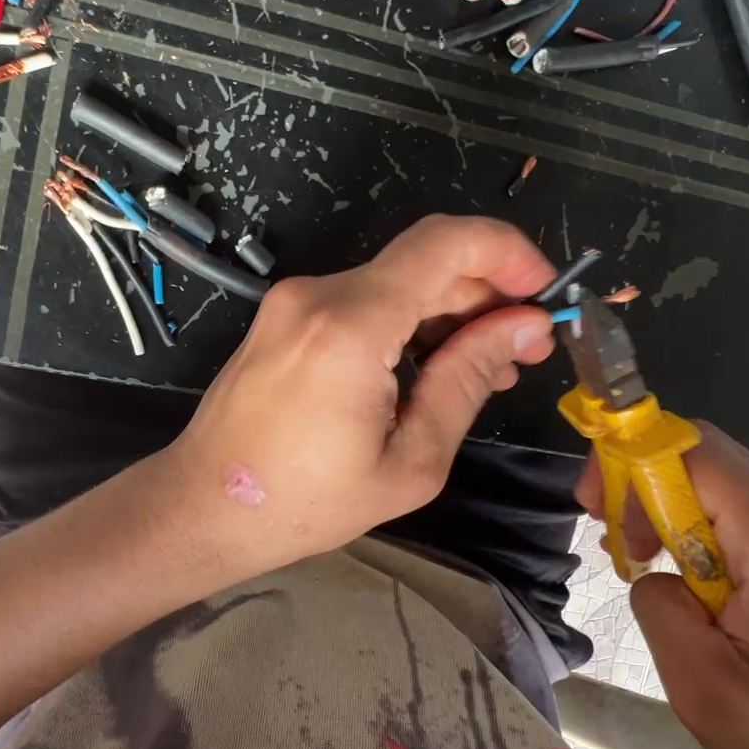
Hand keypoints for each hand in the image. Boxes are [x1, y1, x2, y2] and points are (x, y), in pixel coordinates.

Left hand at [163, 214, 557, 578]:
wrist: (204, 506)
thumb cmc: (306, 502)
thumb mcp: (409, 460)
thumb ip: (468, 381)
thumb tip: (524, 326)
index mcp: (350, 325)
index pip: (446, 243)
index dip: (508, 252)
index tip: (545, 292)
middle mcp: (317, 294)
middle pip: (423, 261)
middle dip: (485, 294)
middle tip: (525, 349)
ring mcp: (292, 301)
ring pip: (393, 280)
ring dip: (447, 312)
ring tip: (484, 369)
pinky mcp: (283, 317)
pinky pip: (360, 301)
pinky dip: (404, 322)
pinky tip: (430, 366)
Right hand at [578, 425, 748, 748]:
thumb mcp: (705, 688)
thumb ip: (660, 608)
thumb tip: (655, 576)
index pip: (699, 452)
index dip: (632, 458)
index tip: (596, 506)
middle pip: (712, 458)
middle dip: (643, 478)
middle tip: (614, 535)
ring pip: (728, 488)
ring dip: (670, 508)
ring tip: (644, 563)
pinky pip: (748, 520)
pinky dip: (701, 531)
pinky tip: (689, 584)